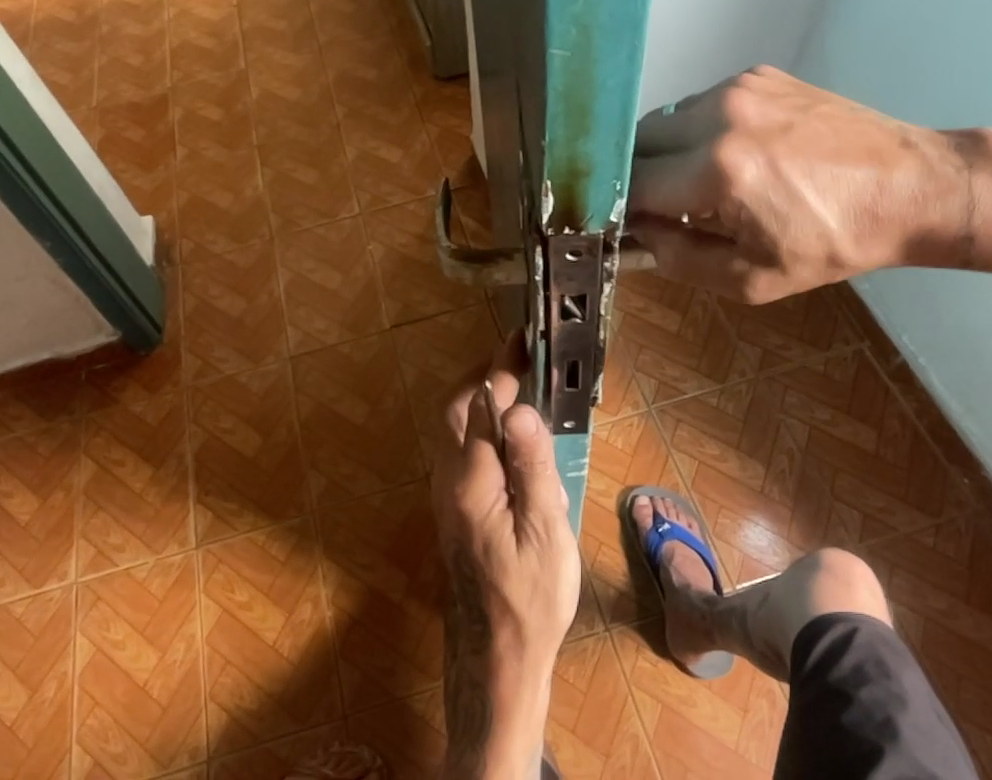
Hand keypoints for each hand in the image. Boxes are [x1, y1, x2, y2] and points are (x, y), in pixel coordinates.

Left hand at [433, 333, 580, 779]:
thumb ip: (531, 467)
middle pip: (454, 410)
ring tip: (517, 384)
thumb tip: (519, 408)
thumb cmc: (532, 597)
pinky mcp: (453, 508)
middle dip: (482, 376)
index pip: (482, 407)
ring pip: (453, 429)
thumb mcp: (544, 532)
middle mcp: (448, 480)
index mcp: (471, 481)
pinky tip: (507, 432)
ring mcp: (446, 495)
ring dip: (478, 398)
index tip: (521, 340)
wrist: (498, 651)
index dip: (501, 369)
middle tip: (519, 357)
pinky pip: (460, 449)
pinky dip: (479, 424)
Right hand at [627, 66, 967, 304]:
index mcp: (716, 172)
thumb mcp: (753, 280)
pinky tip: (736, 154)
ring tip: (704, 182)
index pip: (629, 185)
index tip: (627, 226)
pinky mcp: (756, 75)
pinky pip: (699, 104)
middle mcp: (717, 117)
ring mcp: (737, 88)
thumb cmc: (835, 243)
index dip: (619, 210)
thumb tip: (639, 233)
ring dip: (666, 152)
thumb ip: (679, 259)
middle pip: (634, 142)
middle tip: (664, 207)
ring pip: (664, 119)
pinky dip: (699, 132)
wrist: (912, 186)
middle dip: (638, 177)